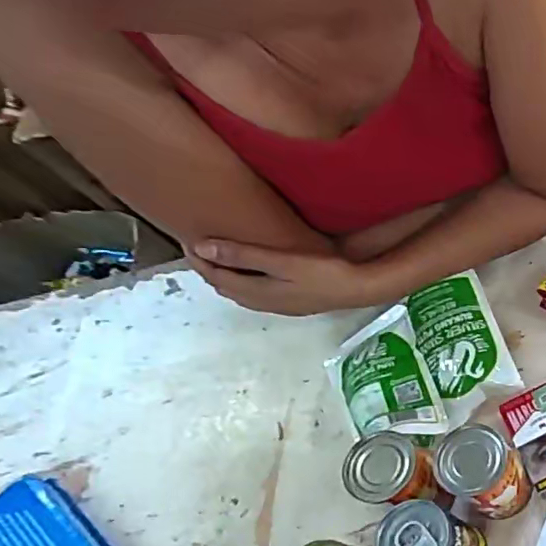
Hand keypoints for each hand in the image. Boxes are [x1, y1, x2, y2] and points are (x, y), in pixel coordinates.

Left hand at [189, 239, 393, 315]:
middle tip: (198, 247)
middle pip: (227, 288)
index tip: (186, 240)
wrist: (358, 289)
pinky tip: (250, 271)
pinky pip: (256, 292)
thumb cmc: (323, 272)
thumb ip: (243, 254)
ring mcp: (280, 305)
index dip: (200, 261)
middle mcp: (265, 303)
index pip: (218, 277)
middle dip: (210, 269)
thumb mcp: (281, 260)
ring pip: (242, 292)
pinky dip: (244, 281)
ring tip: (219, 257)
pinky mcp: (293, 302)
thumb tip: (203, 247)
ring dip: (227, 277)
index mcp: (258, 292)